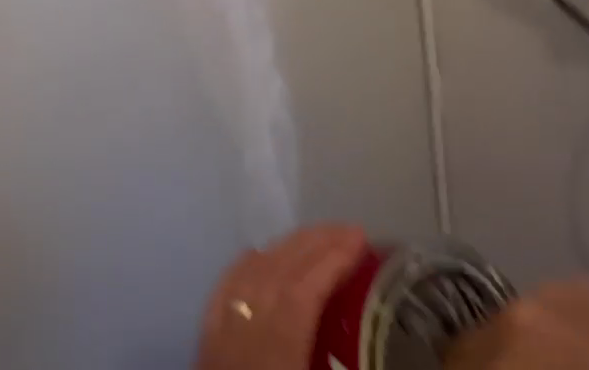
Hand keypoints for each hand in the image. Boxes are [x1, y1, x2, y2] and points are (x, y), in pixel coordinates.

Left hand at [195, 225, 366, 369]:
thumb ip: (346, 365)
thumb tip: (386, 355)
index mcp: (271, 361)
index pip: (297, 297)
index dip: (328, 262)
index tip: (359, 239)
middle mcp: (238, 342)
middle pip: (272, 276)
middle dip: (311, 246)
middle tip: (350, 232)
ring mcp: (214, 341)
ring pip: (246, 278)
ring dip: (284, 250)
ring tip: (318, 240)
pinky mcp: (201, 347)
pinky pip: (225, 291)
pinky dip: (248, 266)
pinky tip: (263, 259)